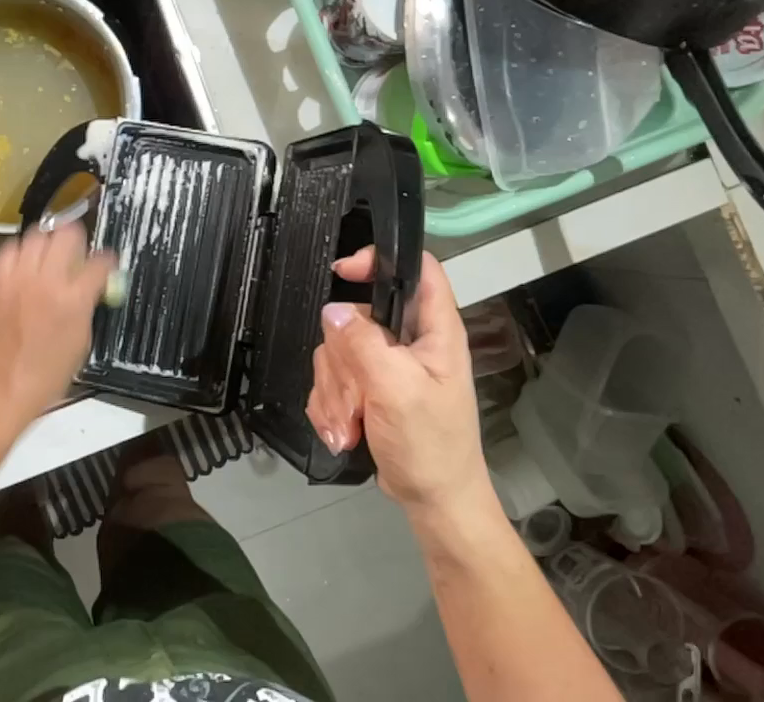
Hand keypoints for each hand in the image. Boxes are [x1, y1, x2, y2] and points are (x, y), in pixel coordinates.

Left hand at [0, 223, 115, 432]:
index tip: (106, 265)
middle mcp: (45, 280)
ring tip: (48, 255)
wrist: (1, 386)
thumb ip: (87, 306)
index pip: (99, 262)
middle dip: (76, 239)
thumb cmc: (47, 374)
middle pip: (66, 234)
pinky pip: (9, 250)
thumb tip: (92, 287)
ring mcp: (16, 277)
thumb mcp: (82, 340)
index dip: (107, 261)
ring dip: (47, 241)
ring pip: (36, 235)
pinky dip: (20, 253)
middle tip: (76, 252)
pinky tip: (24, 265)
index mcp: (73, 298)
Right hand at [306, 249, 491, 519]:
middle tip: (356, 395)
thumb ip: (363, 344)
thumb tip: (332, 310)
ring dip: (334, 391)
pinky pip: (330, 378)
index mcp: (433, 331)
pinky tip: (344, 431)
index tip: (343, 274)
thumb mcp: (397, 391)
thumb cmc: (431, 447)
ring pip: (335, 350)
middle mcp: (408, 340)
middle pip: (354, 316)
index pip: (415, 269)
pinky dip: (330, 406)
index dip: (380, 260)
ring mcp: (384, 364)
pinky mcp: (365, 387)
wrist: (433, 503)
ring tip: (352, 424)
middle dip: (341, 360)